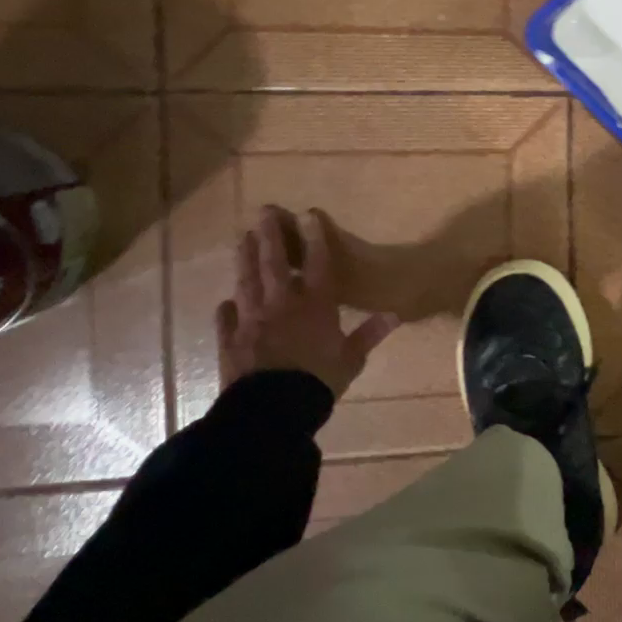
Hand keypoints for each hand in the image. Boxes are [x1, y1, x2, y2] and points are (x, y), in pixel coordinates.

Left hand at [216, 207, 399, 398]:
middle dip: (271, 235)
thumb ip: (369, 334)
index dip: (315, 237)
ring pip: (248, 281)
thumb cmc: (319, 380)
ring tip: (243, 238)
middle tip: (265, 211)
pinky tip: (227, 300)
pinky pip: (227, 318)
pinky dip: (228, 307)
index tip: (309, 213)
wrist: (271, 410)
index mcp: (316, 305)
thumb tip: (395, 314)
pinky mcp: (230, 341)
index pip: (318, 263)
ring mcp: (251, 320)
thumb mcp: (352, 358)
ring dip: (245, 258)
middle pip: (275, 263)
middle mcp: (282, 304)